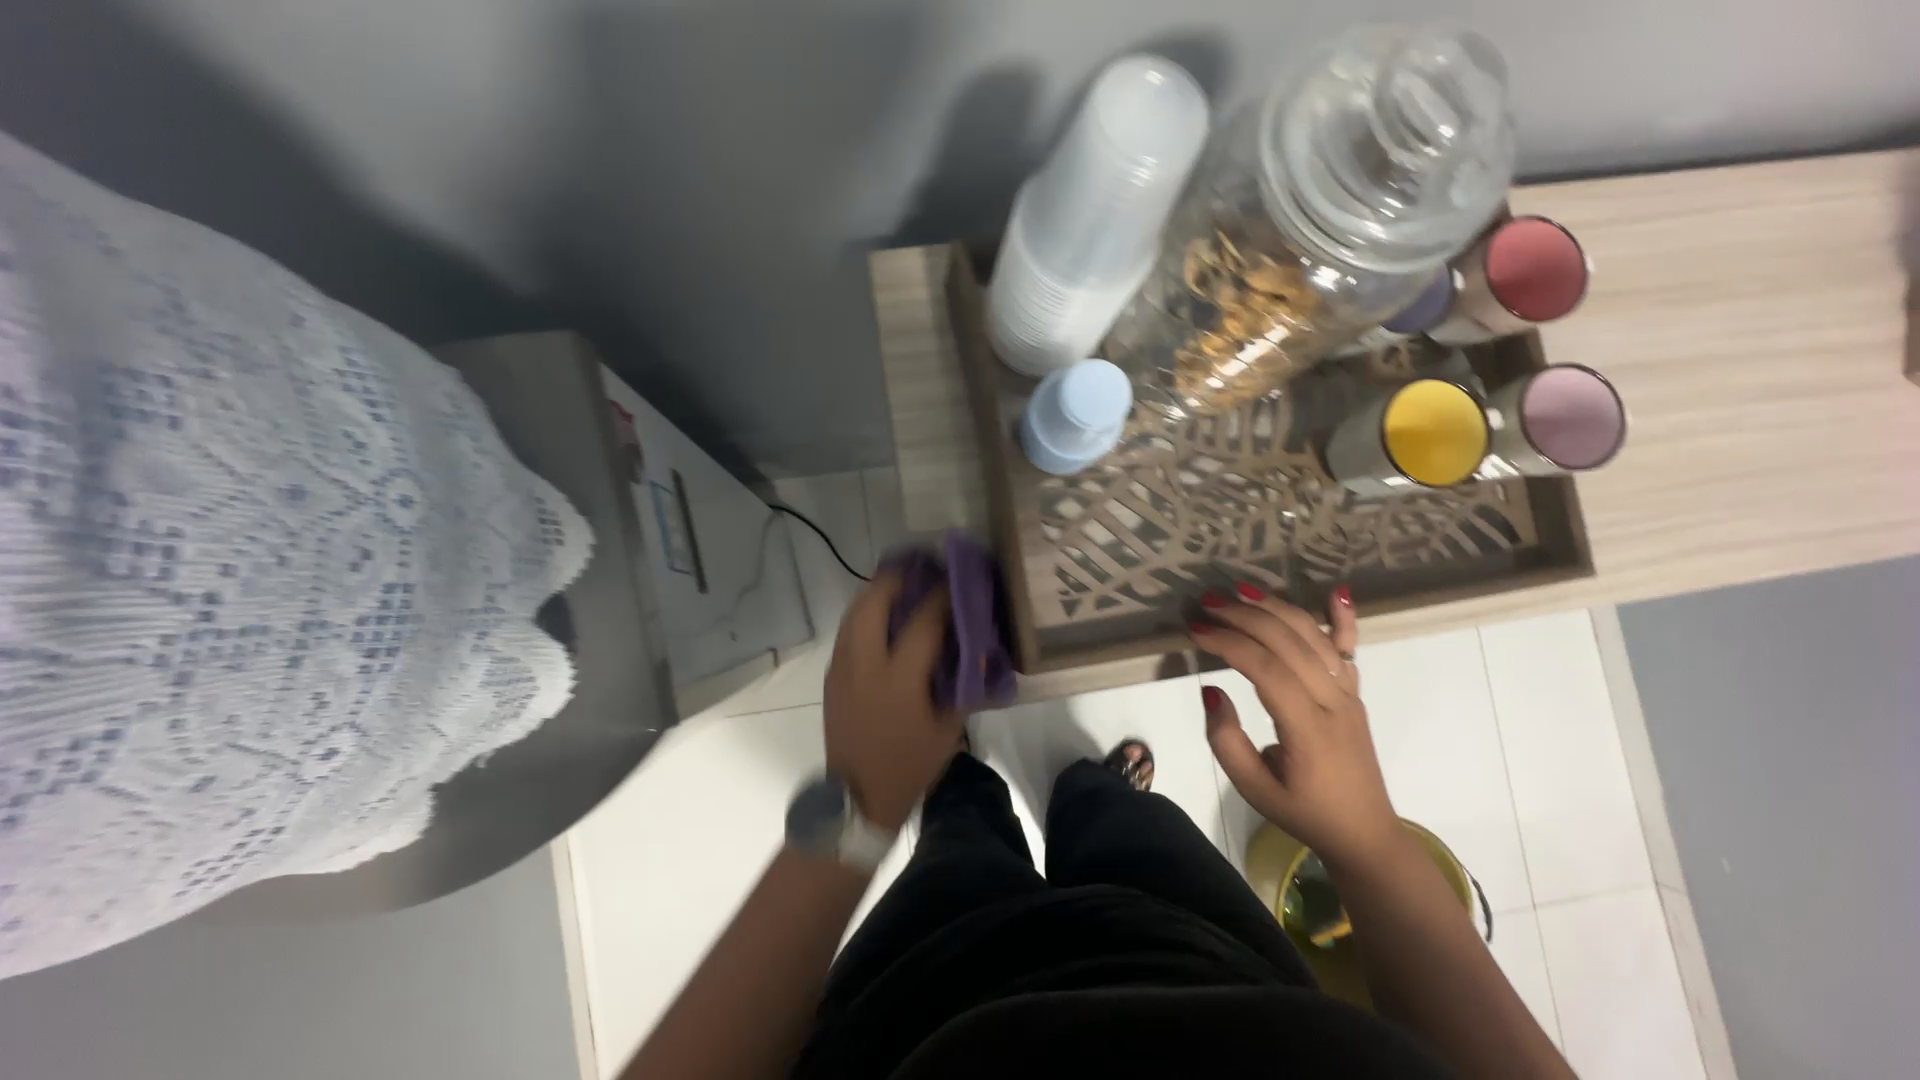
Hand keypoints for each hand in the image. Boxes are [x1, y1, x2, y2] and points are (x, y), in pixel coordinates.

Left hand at [822, 570, 963, 830]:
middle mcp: (864, 664)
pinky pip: (848, 630)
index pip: (923, 621)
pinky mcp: (831, 675)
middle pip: (873, 601)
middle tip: (921, 564)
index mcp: (898, 680)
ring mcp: (841, 668)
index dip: (943, 595)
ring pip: (854, 611)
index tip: (958, 579)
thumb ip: (962, 683)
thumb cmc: (910, 765)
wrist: (858, 797)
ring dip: (877, 589)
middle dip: (897, 576)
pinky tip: (884, 613)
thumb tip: (975, 647)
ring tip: (901, 578)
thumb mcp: (948, 728)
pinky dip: (866, 612)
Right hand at [1192, 585, 1400, 868]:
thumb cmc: (1303, 812)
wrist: (1364, 831)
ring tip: (1240, 591)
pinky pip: (1349, 647)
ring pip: (1314, 636)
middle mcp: (1334, 702)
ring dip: (1277, 608)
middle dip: (1245, 616)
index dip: (1229, 643)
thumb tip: (1212, 690)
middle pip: (1289, 643)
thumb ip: (1227, 741)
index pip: (1266, 669)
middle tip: (1206, 603)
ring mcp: (1349, 693)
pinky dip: (1343, 617)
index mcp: (1308, 729)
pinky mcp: (1355, 692)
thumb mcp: (1254, 789)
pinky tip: (1336, 590)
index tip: (1195, 630)